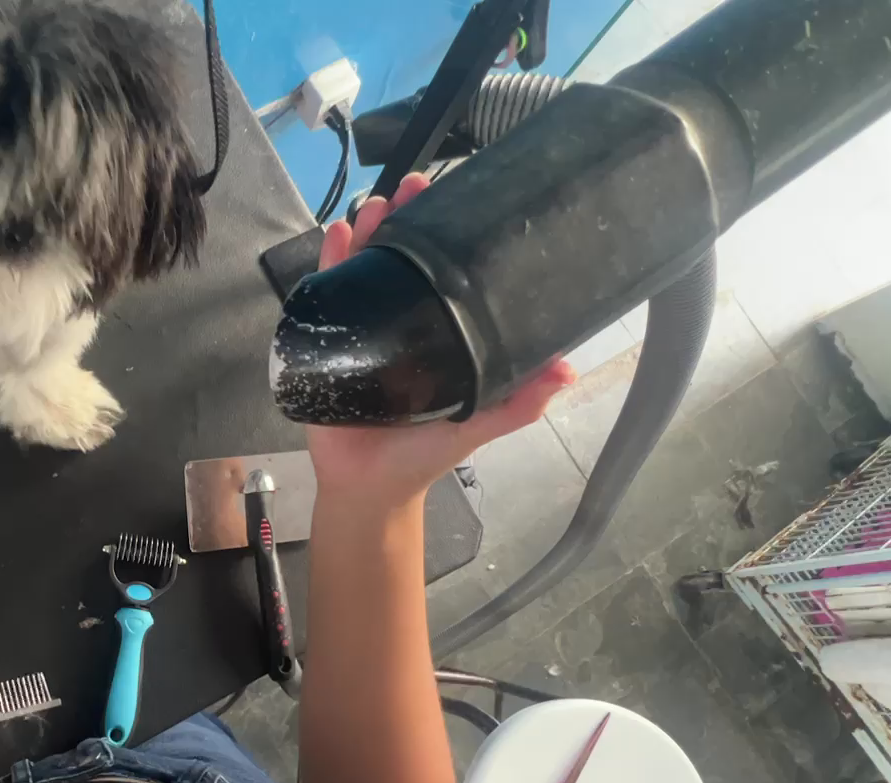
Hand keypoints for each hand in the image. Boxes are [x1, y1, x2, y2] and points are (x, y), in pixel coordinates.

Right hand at [307, 174, 576, 512]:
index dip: (445, 239)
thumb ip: (517, 403)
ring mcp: (356, 334)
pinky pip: (322, 299)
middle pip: (397, 263)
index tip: (455, 202)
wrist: (367, 487)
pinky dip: (328, 264)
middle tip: (412, 187)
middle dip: (402, 221)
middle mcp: (396, 327)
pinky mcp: (323, 346)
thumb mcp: (475, 425)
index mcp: (431, 338)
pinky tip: (338, 234)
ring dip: (366, 232)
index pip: (439, 277)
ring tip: (375, 205)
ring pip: (360, 272)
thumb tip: (568, 368)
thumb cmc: (419, 457)